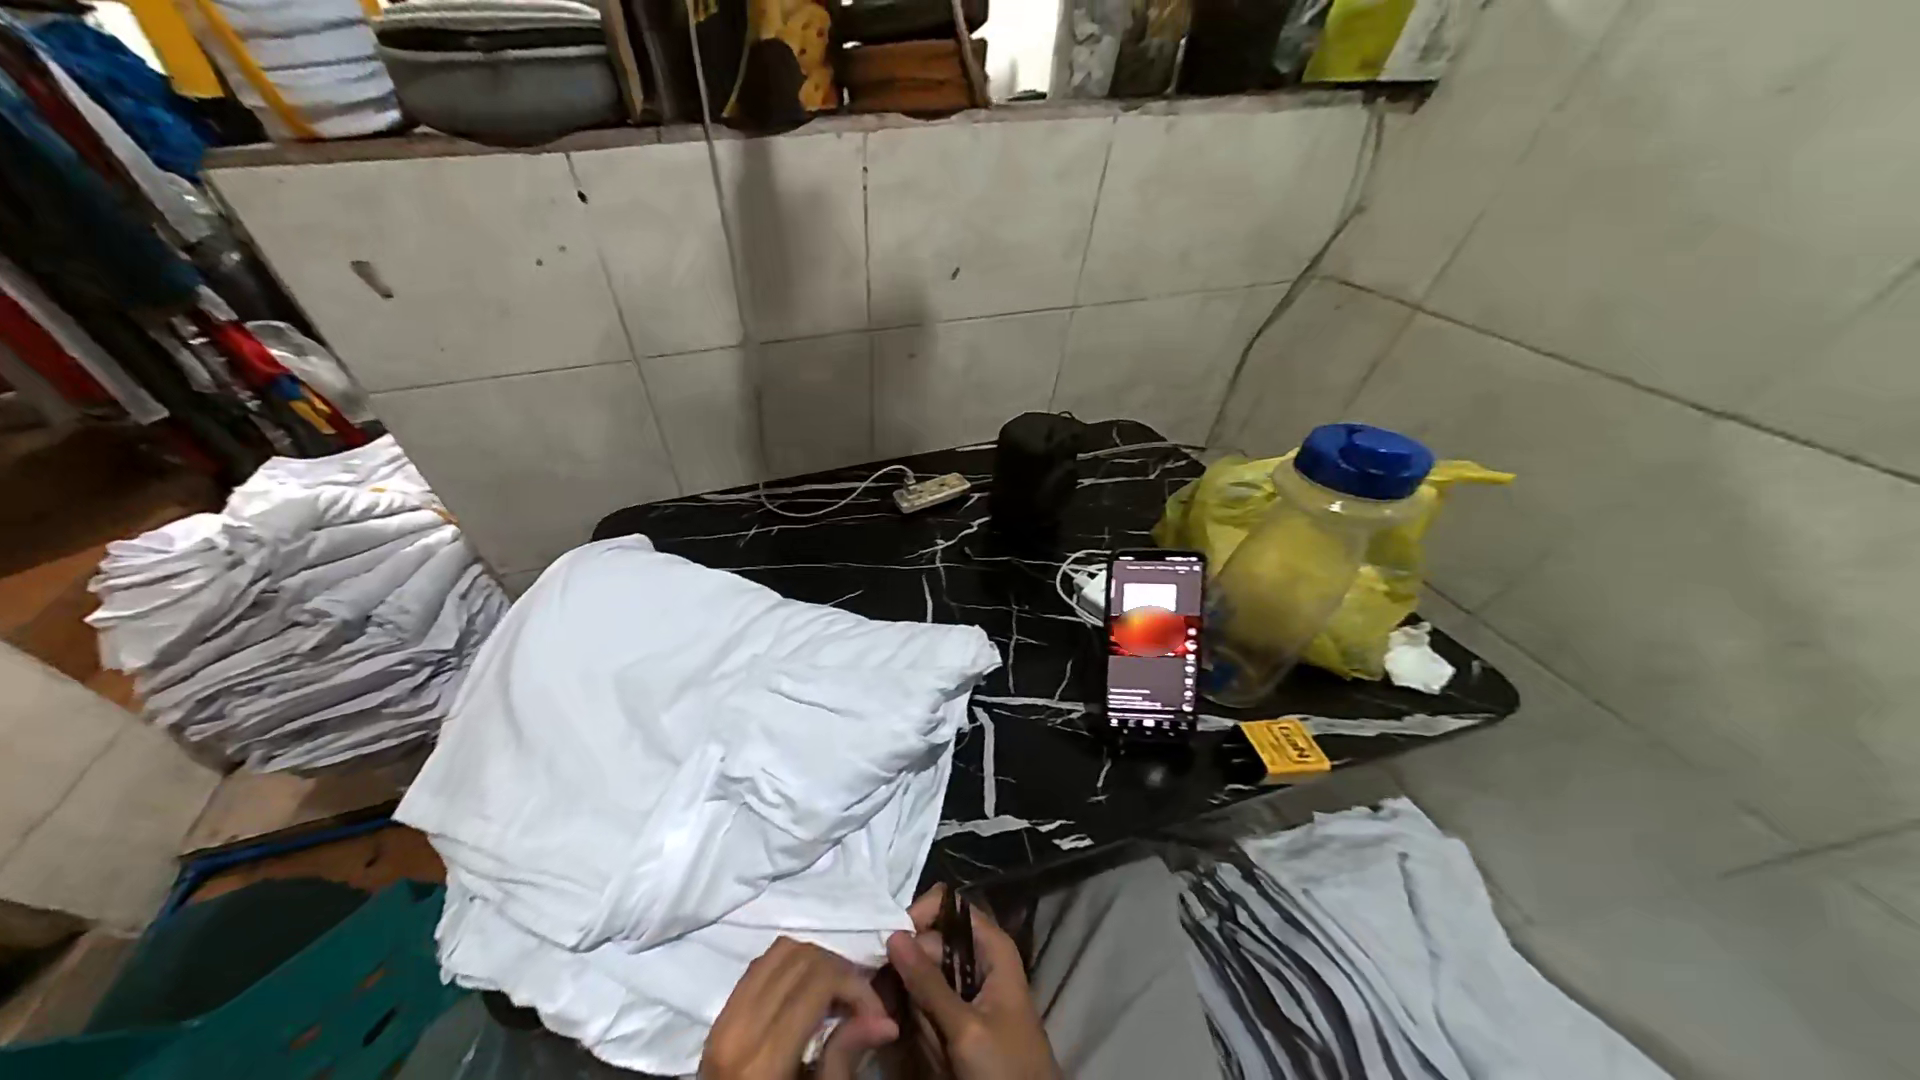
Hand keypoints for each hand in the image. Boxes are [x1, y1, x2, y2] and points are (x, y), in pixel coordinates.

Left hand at [699, 936, 898, 1079]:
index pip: (820, 981)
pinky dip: (792, 966)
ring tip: (837, 996)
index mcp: (762, 1060)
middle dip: (842, 972)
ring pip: (783, 950)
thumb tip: (885, 1021)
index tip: (878, 1015)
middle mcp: (738, 1028)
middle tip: (862, 1005)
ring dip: (818, 963)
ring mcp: (723, 1018)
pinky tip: (808, 994)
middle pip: (804, 959)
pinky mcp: (719, 1016)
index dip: (858, 987)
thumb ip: (844, 1060)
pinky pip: (762, 964)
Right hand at [887, 885, 1062, 1079]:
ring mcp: (968, 983)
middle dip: (910, 968)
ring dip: (912, 997)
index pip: (948, 903)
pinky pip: (927, 998)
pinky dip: (917, 1013)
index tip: (893, 945)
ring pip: (923, 972)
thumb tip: (893, 935)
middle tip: (892, 999)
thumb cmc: (1007, 1068)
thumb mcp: (966, 1029)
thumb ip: (929, 983)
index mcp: (991, 944)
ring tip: (914, 1026)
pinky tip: (915, 1034)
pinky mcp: (958, 1010)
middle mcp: (978, 954)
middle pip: (930, 939)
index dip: (919, 916)